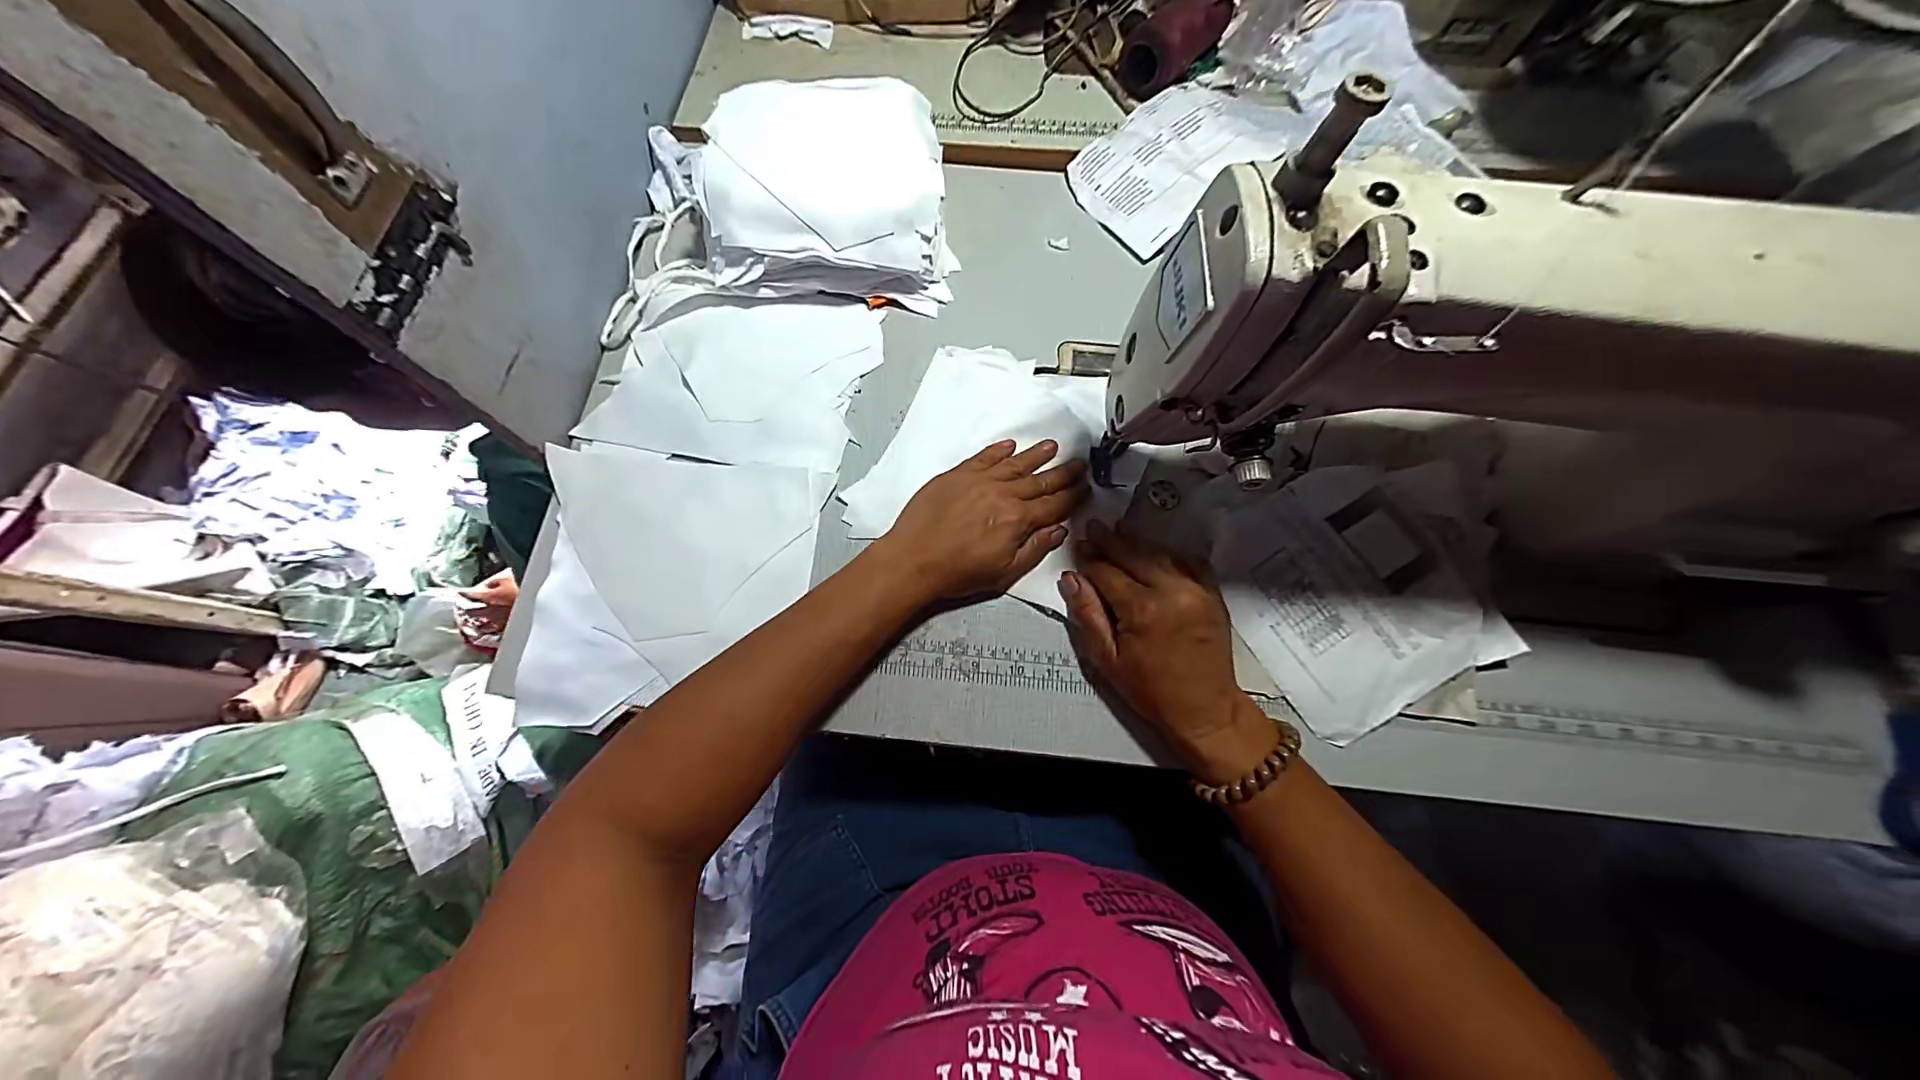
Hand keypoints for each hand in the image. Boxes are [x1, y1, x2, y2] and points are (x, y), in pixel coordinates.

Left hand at [873, 440, 1086, 601]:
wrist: (913, 559)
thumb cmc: (954, 571)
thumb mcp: (1004, 573)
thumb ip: (1035, 549)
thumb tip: (1057, 532)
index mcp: (1017, 520)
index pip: (1054, 505)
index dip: (1072, 497)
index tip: (1083, 489)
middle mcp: (1002, 495)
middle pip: (1040, 481)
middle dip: (1062, 473)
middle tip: (1078, 464)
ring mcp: (979, 481)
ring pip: (1016, 464)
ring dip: (1036, 455)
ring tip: (1052, 447)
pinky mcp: (957, 475)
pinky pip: (985, 457)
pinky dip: (999, 451)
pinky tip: (1009, 446)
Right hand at [1059, 522, 1273, 780]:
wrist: (1205, 709)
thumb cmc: (1151, 691)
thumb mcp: (1108, 660)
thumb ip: (1088, 615)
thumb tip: (1071, 579)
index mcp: (1142, 609)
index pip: (1107, 572)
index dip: (1089, 559)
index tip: (1078, 548)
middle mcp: (1171, 591)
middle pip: (1134, 554)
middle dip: (1110, 541)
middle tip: (1093, 528)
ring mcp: (1196, 590)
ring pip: (1160, 553)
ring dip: (1137, 541)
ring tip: (1118, 529)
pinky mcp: (1212, 594)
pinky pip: (1188, 561)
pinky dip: (1168, 552)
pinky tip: (1154, 549)